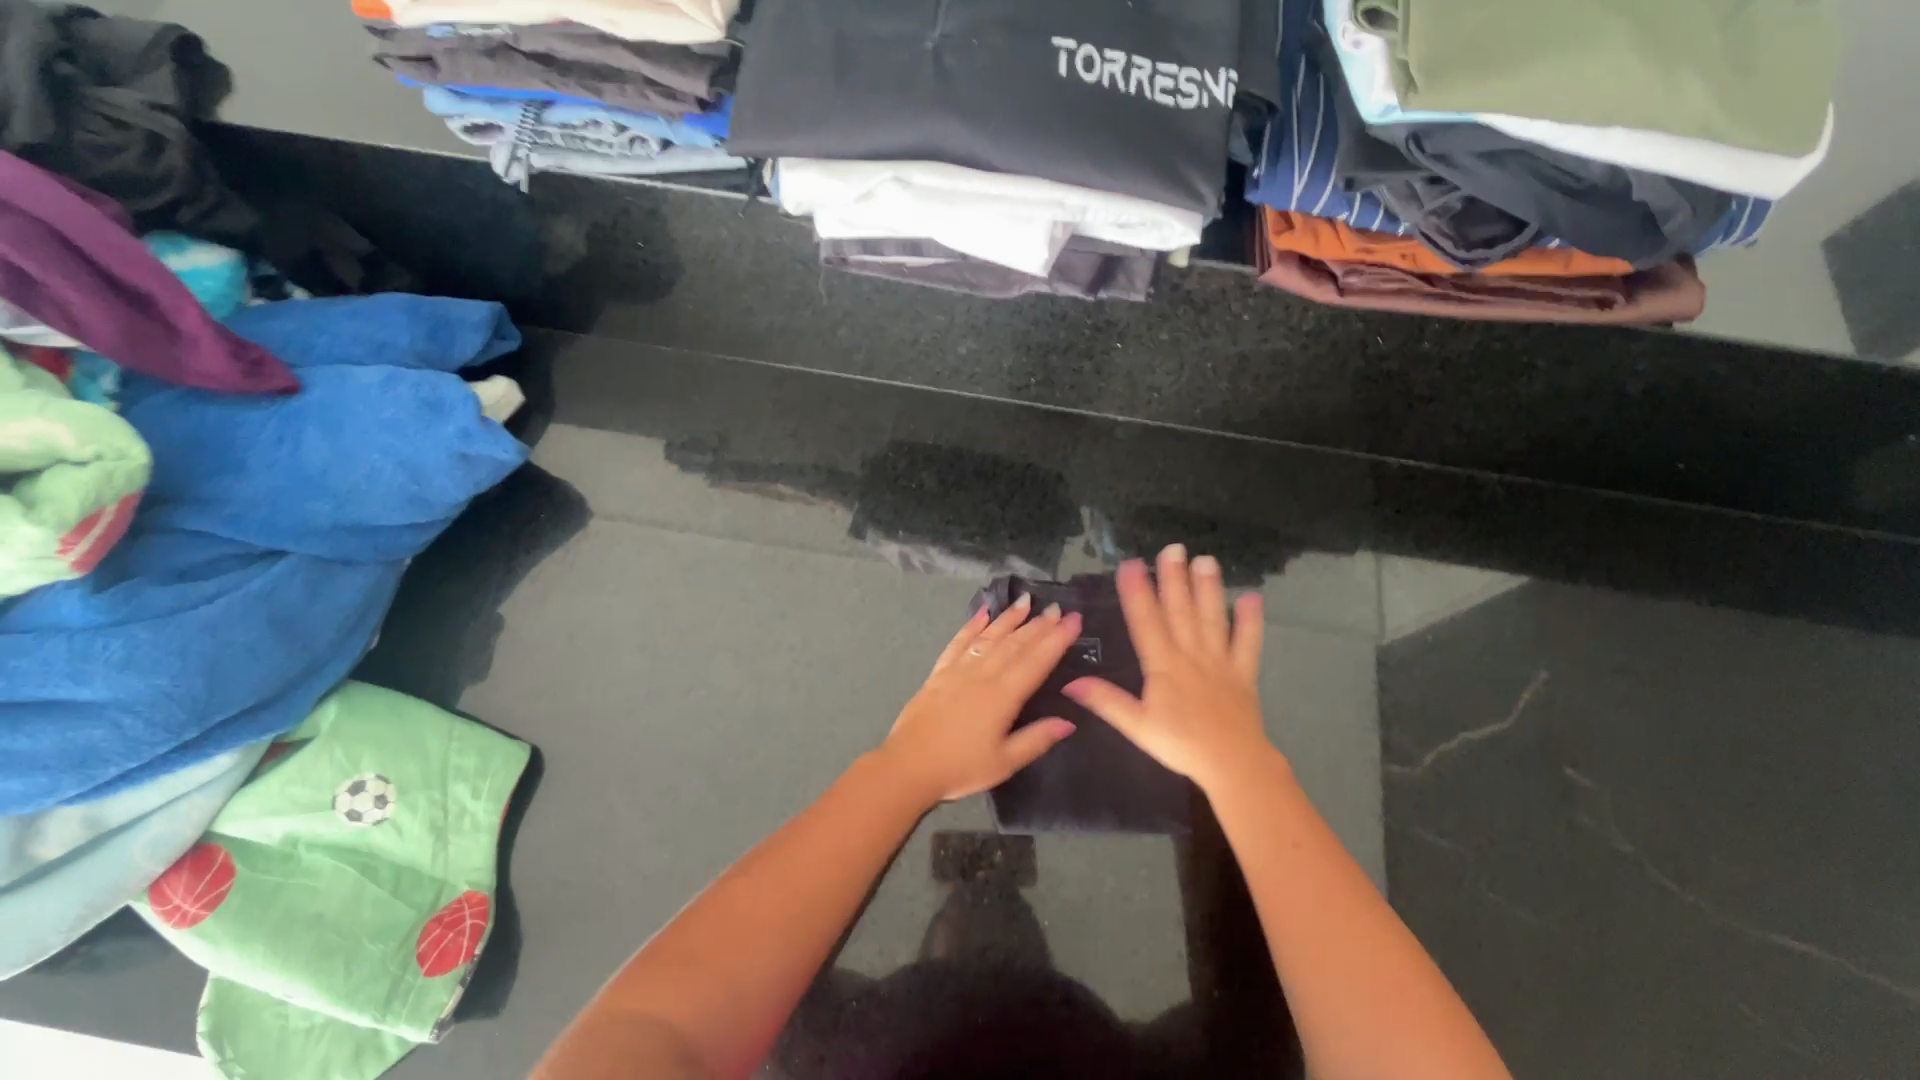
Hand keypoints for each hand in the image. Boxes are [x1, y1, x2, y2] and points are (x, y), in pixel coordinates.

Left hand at [877, 596, 1083, 804]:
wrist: (908, 766)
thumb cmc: (960, 768)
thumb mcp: (1005, 762)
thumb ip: (1037, 739)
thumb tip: (1069, 721)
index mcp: (1003, 696)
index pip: (1036, 661)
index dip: (1057, 639)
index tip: (1074, 620)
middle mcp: (983, 675)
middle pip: (1015, 644)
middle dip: (1039, 624)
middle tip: (1058, 607)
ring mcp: (958, 670)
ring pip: (989, 637)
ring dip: (1009, 618)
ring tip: (1026, 601)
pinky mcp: (939, 673)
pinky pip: (958, 642)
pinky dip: (972, 625)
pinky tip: (983, 613)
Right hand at [1064, 545, 1277, 792]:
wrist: (1232, 763)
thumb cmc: (1180, 745)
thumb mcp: (1137, 726)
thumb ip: (1106, 701)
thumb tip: (1070, 681)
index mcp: (1163, 666)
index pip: (1146, 622)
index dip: (1137, 592)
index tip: (1132, 564)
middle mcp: (1191, 655)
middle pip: (1180, 612)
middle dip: (1173, 579)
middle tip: (1172, 548)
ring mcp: (1220, 661)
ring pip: (1212, 618)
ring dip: (1208, 589)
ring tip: (1205, 560)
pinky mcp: (1244, 672)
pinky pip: (1248, 642)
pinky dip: (1251, 620)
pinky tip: (1252, 596)